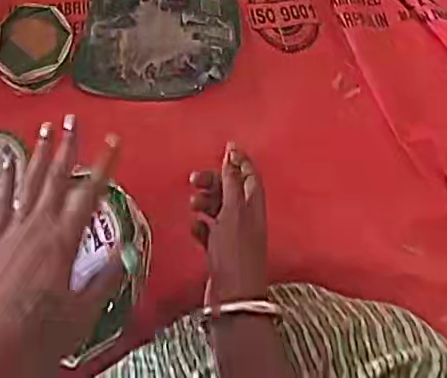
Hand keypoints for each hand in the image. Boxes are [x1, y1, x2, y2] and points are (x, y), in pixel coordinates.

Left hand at [0, 118, 126, 377]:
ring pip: (30, 181)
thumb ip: (104, 281)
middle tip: (73, 118)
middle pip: (56, 177)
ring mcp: (12, 232)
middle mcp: (37, 228)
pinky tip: (8, 162)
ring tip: (45, 127)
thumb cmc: (32, 341)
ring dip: (39, 152)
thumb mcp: (80, 316)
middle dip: (68, 145)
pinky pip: (3, 200)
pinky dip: (7, 177)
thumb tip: (126, 255)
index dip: (105, 163)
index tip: (114, 138)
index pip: (91, 192)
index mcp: (62, 241)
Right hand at [189, 143, 268, 304]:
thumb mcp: (232, 211)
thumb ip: (231, 182)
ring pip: (218, 209)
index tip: (227, 146)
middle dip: (213, 181)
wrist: (232, 299)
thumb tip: (231, 154)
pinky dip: (201, 225)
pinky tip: (194, 227)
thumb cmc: (235, 251)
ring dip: (204, 202)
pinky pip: (210, 230)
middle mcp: (246, 218)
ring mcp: (234, 235)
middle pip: (230, 190)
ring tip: (192, 204)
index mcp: (253, 205)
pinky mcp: (221, 252)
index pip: (249, 175)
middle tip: (195, 179)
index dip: (239, 160)